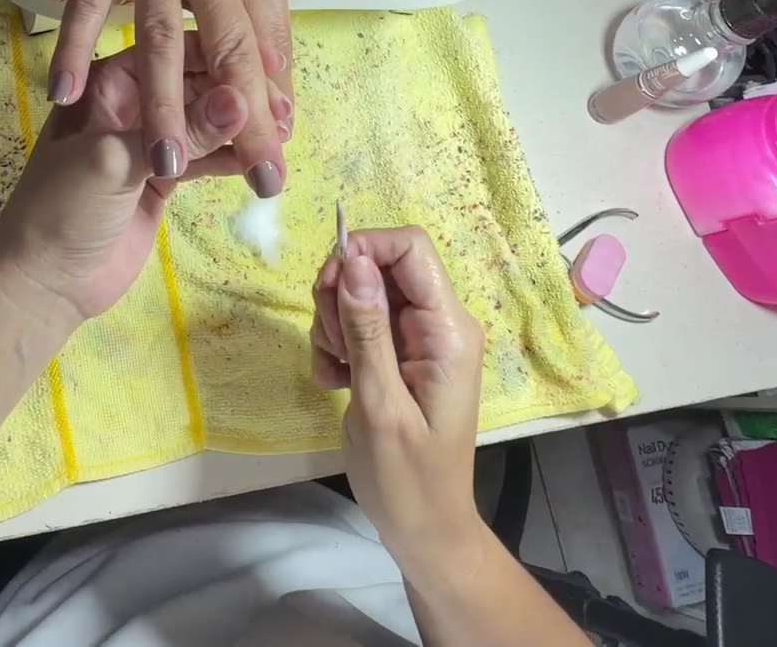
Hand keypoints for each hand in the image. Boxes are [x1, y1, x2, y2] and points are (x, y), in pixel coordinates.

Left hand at [0, 32, 273, 321]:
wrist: (44, 283)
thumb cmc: (61, 208)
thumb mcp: (116, 161)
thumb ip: (180, 132)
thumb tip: (242, 101)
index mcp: (109, 81)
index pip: (173, 52)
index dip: (221, 56)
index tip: (268, 64)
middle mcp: (132, 103)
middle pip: (197, 86)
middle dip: (239, 95)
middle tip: (283, 111)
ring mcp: (149, 142)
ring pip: (204, 124)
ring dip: (241, 130)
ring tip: (283, 136)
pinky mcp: (162, 178)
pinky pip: (204, 159)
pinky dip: (230, 159)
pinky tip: (260, 162)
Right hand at [46, 0, 397, 198]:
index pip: (272, 36)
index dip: (280, 91)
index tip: (285, 144)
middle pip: (228, 52)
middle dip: (245, 120)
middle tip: (258, 180)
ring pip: (161, 41)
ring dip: (164, 104)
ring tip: (167, 164)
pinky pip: (86, 5)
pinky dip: (75, 48)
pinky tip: (67, 98)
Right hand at [311, 227, 487, 569]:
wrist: (422, 528)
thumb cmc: (407, 478)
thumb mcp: (380, 404)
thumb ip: (367, 329)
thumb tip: (351, 260)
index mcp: (447, 329)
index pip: (410, 247)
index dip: (365, 248)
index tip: (328, 284)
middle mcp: (436, 321)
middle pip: (378, 265)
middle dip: (341, 293)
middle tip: (331, 342)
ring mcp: (415, 336)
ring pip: (359, 292)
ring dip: (334, 323)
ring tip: (336, 370)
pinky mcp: (395, 351)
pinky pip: (355, 321)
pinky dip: (335, 343)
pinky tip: (336, 380)